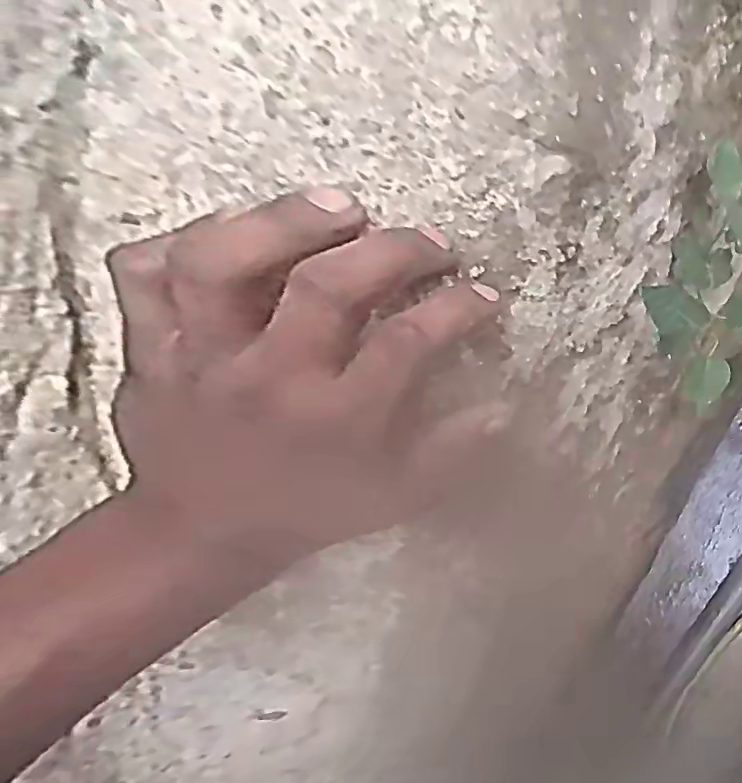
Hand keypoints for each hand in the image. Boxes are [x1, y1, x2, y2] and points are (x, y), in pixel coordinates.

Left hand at [105, 187, 507, 568]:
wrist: (208, 528)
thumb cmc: (324, 507)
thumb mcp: (407, 492)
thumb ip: (456, 449)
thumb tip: (503, 408)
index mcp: (342, 416)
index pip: (408, 343)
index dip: (454, 309)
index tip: (484, 292)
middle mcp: (273, 377)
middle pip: (328, 289)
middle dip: (391, 253)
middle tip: (431, 241)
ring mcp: (203, 355)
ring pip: (225, 263)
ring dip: (286, 222)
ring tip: (339, 205)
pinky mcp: (151, 344)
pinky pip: (146, 272)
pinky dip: (189, 239)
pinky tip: (242, 233)